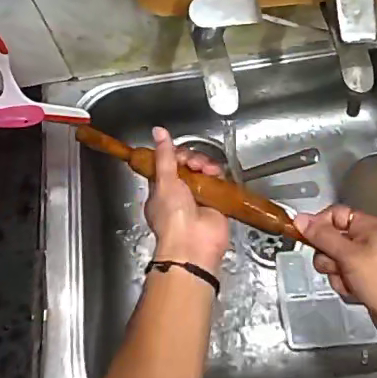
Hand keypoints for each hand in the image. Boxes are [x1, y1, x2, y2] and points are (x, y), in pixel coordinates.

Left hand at [143, 127, 231, 275]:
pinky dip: (218, 175)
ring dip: (205, 165)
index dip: (174, 155)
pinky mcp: (216, 203)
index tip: (178, 153)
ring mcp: (198, 198)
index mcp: (161, 190)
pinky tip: (216, 173)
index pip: (168, 164)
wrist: (193, 245)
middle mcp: (179, 194)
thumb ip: (164, 156)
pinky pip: (218, 182)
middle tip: (194, 163)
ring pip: (203, 172)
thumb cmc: (172, 217)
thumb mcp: (164, 181)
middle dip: (191, 159)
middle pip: (187, 166)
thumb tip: (158, 132)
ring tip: (206, 169)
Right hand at [296, 205, 376, 347]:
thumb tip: (301, 219)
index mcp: (369, 227)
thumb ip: (323, 237)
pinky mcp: (368, 283)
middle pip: (332, 240)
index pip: (335, 215)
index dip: (319, 224)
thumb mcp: (350, 255)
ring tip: (351, 283)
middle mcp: (369, 242)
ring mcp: (369, 264)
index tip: (307, 237)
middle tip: (336, 265)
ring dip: (338, 275)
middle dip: (329, 256)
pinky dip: (346, 287)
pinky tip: (357, 294)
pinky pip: (345, 279)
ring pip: (336, 263)